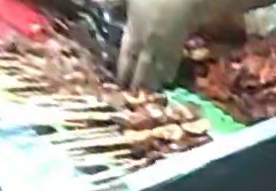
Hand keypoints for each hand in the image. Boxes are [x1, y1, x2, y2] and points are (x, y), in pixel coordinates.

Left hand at [119, 0, 233, 88]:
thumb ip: (114, 3)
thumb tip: (98, 5)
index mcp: (135, 33)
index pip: (127, 58)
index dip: (123, 72)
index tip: (120, 84)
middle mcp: (149, 47)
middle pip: (142, 71)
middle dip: (137, 84)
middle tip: (134, 96)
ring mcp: (164, 50)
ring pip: (157, 72)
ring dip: (152, 84)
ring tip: (148, 94)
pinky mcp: (177, 50)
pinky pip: (172, 66)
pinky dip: (168, 75)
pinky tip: (166, 80)